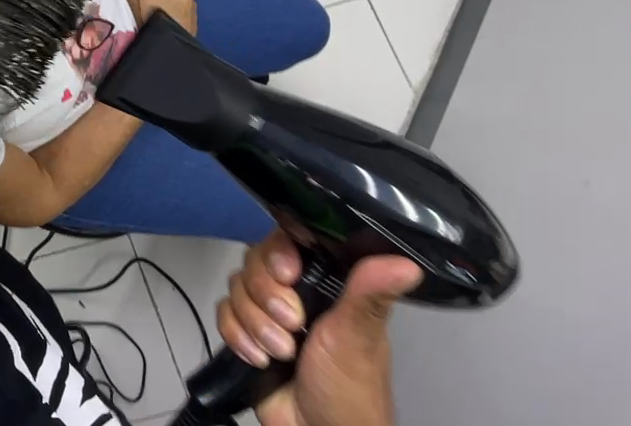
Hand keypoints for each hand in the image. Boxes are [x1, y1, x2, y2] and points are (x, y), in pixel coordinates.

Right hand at [114, 0, 197, 35]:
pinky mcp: (188, 27)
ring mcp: (190, 15)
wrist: (174, 51)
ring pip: (173, 0)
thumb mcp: (147, 0)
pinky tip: (156, 16)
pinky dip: (165, 8)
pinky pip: (175, 11)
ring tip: (147, 2)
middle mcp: (189, 1)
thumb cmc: (161, 21)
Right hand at [219, 231, 421, 425]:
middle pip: (254, 263)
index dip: (278, 252)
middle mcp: (293, 292)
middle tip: (292, 326)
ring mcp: (267, 313)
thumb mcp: (359, 338)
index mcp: (324, 285)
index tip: (287, 275)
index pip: (287, 241)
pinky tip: (259, 360)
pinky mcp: (245, 333)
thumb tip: (408, 262)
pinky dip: (237, 336)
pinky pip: (223, 313)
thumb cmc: (349, 388)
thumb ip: (369, 295)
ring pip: (236, 288)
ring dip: (254, 323)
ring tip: (280, 352)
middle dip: (266, 296)